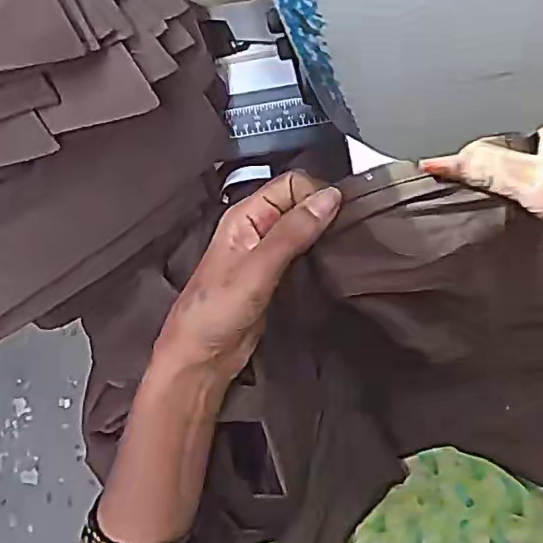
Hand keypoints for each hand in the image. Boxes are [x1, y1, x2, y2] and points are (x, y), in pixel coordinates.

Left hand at [150, 171, 342, 387]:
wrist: (201, 358)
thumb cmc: (211, 314)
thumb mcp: (257, 268)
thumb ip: (293, 232)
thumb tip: (328, 199)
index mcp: (245, 216)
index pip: (292, 184)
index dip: (316, 195)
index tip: (337, 216)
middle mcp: (257, 230)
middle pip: (302, 205)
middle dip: (324, 216)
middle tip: (341, 237)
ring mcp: (267, 255)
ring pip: (306, 232)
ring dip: (323, 239)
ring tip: (336, 254)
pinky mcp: (277, 278)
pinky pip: (305, 258)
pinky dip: (319, 260)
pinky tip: (328, 270)